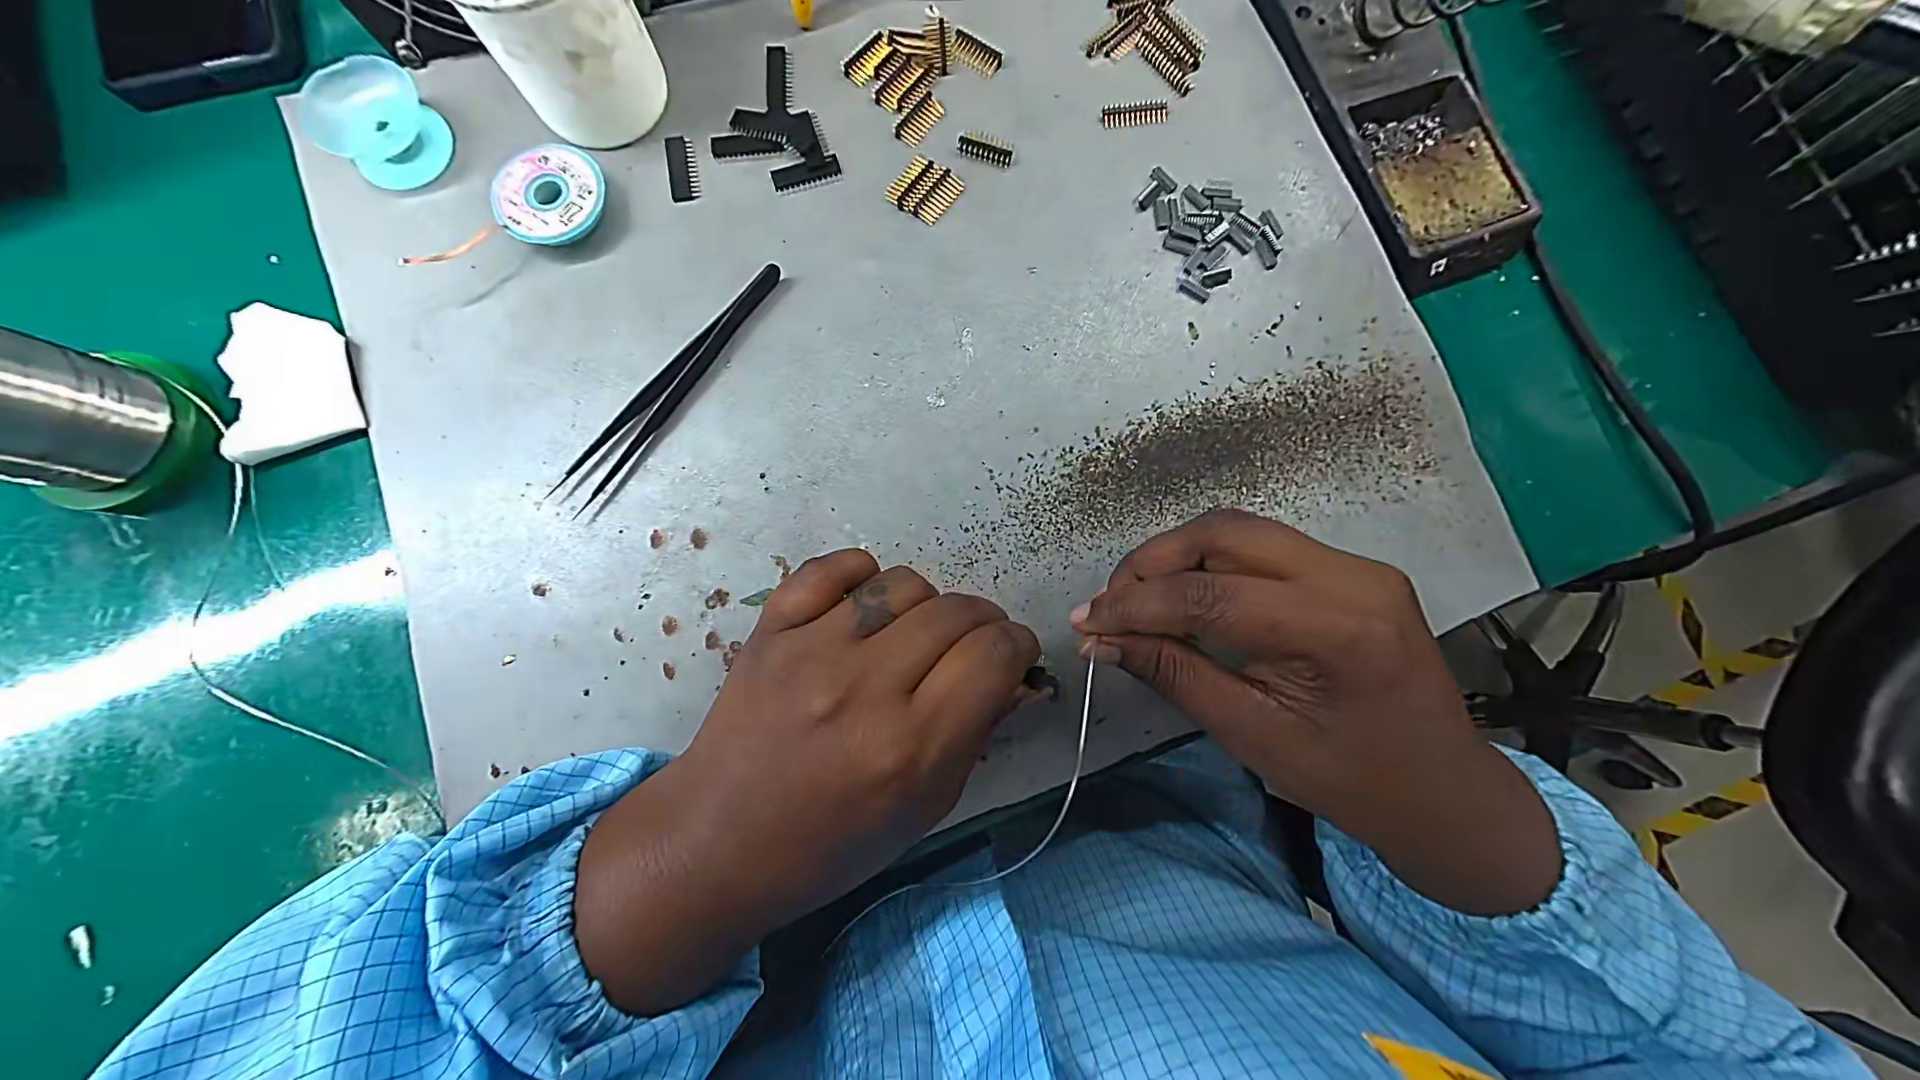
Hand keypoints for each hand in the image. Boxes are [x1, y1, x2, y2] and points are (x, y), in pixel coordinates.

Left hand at [576, 549, 1040, 1013]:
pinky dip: (861, 576)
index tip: (1012, 657)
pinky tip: (865, 607)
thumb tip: (1017, 673)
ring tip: (914, 635)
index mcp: (910, 746)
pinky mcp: (771, 630)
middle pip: (958, 612)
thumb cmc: (833, 844)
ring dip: (927, 604)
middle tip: (973, 647)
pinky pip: (833, 568)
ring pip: (903, 583)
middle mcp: (864, 688)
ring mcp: (811, 651)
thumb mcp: (926, 808)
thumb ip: (977, 733)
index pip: (995, 653)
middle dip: (984, 623)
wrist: (719, 841)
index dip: (1018, 646)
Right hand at [1070, 509, 1559, 915]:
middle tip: (1110, 604)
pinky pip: (1260, 546)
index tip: (1087, 622)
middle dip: (1152, 562)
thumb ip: (1175, 674)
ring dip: (1175, 556)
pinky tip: (1180, 594)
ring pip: (1239, 529)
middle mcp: (1352, 577)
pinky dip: (1206, 563)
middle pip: (1224, 533)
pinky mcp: (1349, 570)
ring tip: (1136, 598)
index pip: (1212, 595)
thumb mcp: (1252, 734)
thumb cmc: (1352, 782)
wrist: (1446, 794)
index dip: (1137, 606)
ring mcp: (1356, 566)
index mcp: (1338, 629)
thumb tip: (1102, 640)